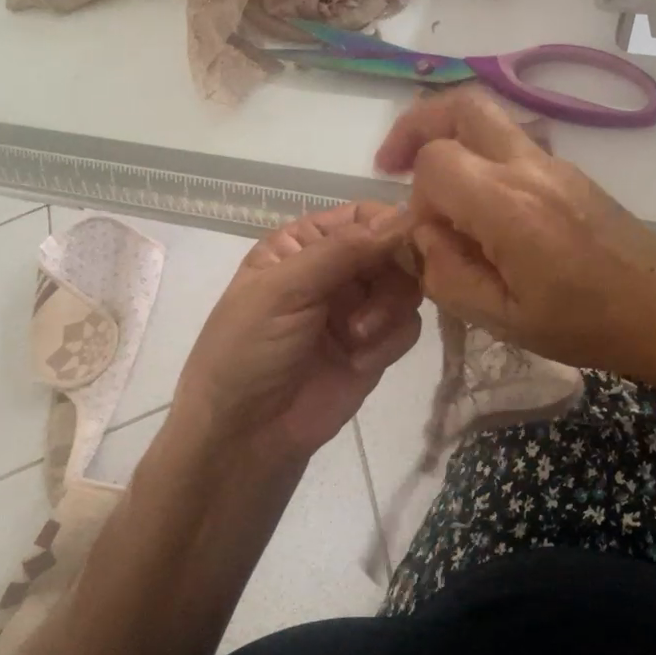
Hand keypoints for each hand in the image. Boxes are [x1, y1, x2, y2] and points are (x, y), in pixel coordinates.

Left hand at [170, 203, 421, 462]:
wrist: (244, 439)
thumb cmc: (247, 352)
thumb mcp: (282, 291)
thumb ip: (343, 250)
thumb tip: (404, 215)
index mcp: (303, 245)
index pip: (363, 216)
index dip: (390, 224)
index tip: (410, 240)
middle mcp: (335, 270)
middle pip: (395, 249)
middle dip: (394, 272)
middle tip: (380, 298)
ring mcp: (358, 308)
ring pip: (408, 286)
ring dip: (389, 309)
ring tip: (357, 337)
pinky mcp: (376, 346)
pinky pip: (409, 325)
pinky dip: (390, 340)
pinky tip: (360, 360)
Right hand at [375, 88, 655, 383]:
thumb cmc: (586, 325)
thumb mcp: (503, 320)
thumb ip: (447, 274)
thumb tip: (423, 234)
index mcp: (510, 203)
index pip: (435, 160)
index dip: (415, 194)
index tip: (426, 235)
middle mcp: (532, 167)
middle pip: (464, 106)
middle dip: (419, 124)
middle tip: (393, 162)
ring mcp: (558, 165)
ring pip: (493, 120)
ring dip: (454, 139)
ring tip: (440, 191)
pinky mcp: (575, 174)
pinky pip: (517, 146)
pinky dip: (486, 159)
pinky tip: (489, 213)